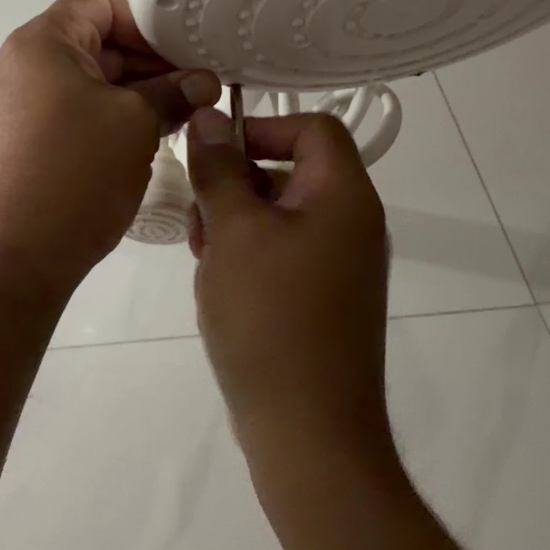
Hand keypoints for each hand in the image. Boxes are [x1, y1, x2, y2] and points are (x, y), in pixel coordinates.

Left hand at [0, 0, 220, 292]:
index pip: (98, 1)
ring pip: (83, 81)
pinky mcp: (15, 140)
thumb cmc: (75, 176)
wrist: (12, 258)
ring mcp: (12, 104)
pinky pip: (67, 111)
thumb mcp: (135, 125)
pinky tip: (137, 147)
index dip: (145, 24)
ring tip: (173, 124)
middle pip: (92, 41)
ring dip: (130, 95)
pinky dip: (104, 119)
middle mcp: (18, 64)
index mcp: (40, 42)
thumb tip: (201, 83)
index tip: (181, 59)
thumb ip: (172, 92)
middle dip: (146, 65)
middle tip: (193, 95)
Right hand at [183, 108, 391, 441]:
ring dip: (234, 218)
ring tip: (202, 253)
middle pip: (292, 169)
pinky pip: (283, 251)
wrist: (308, 431)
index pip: (313, 127)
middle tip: (198, 214)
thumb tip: (211, 117)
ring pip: (279, 212)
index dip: (263, 127)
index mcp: (344, 196)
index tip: (215, 154)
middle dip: (236, 181)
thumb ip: (220, 169)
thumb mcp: (233, 231)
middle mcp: (351, 223)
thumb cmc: (269, 317)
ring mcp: (339, 265)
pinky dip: (247, 252)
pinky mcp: (323, 298)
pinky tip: (218, 280)